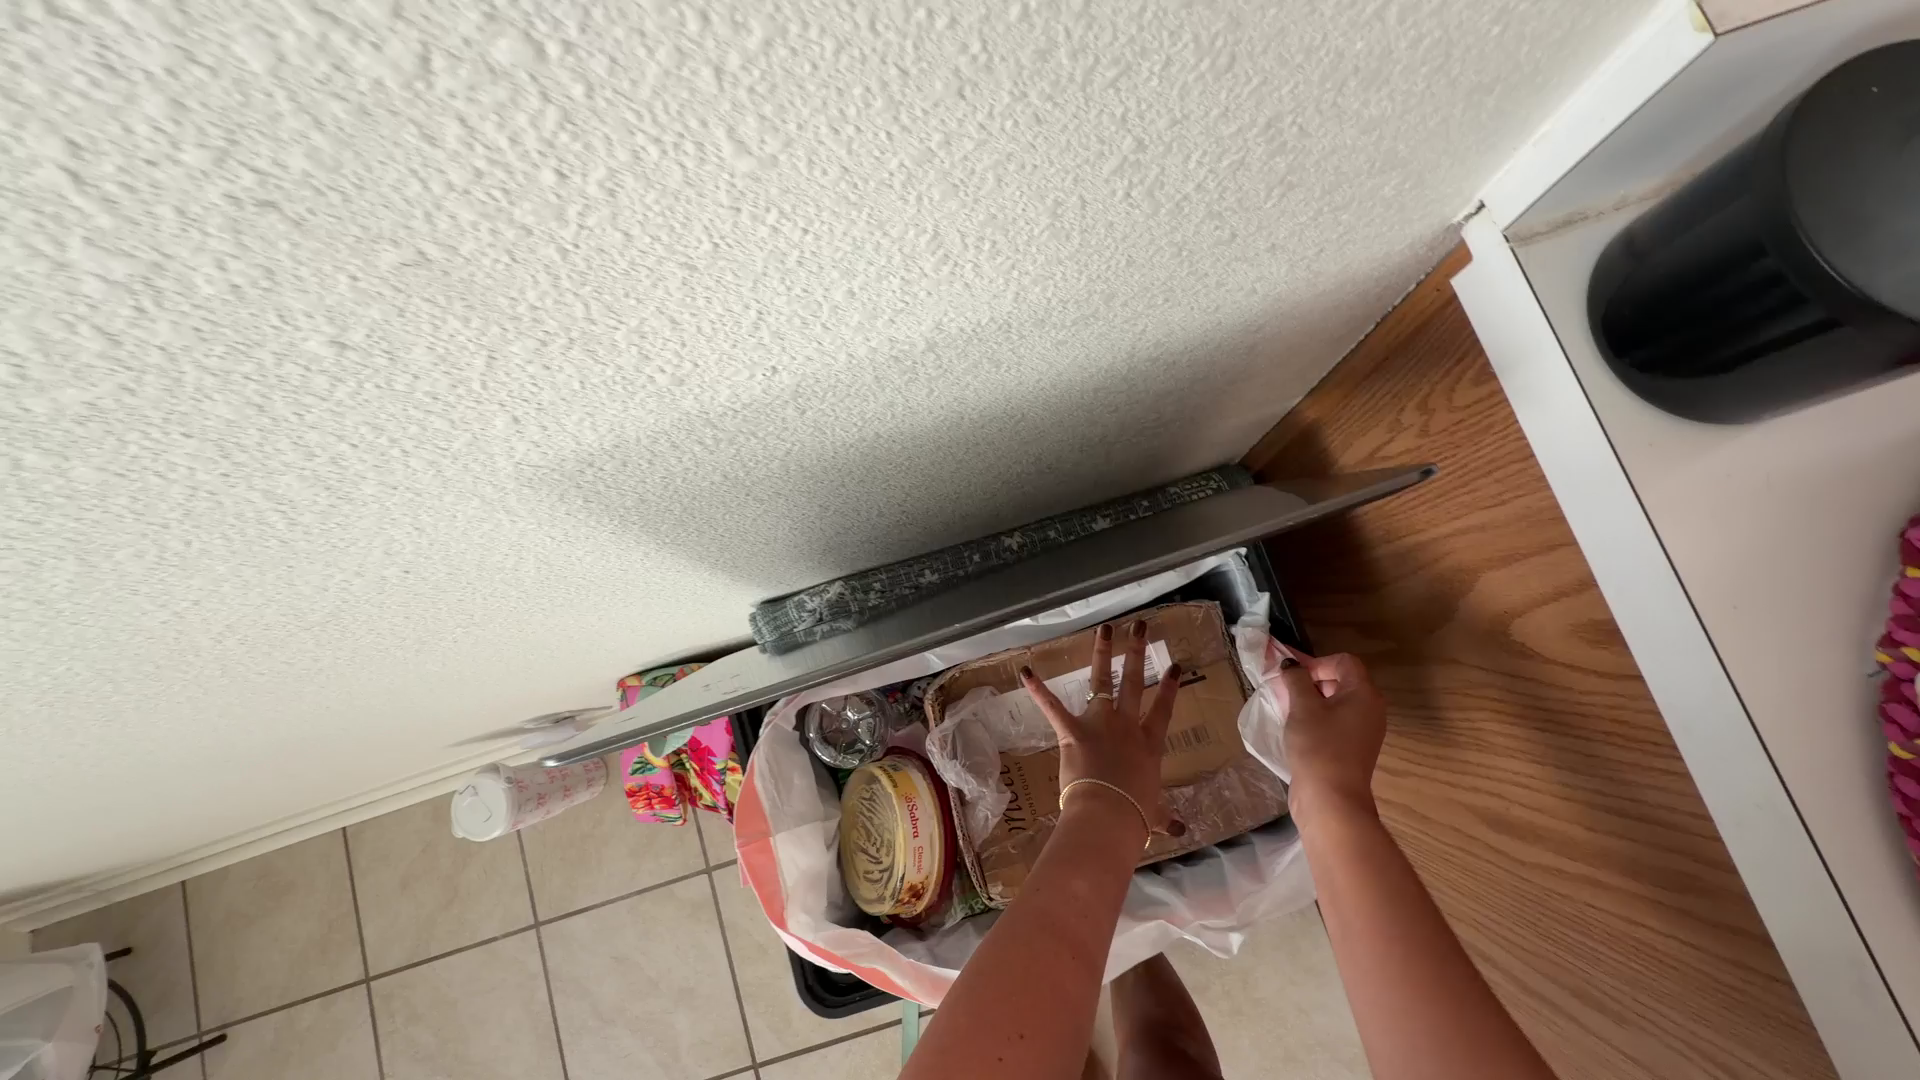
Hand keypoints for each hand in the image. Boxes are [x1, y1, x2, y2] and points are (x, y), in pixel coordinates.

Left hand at [1021, 621, 1182, 841]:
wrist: (1110, 814)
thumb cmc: (1134, 815)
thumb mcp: (1154, 814)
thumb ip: (1165, 817)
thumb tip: (1180, 831)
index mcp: (1149, 744)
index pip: (1163, 710)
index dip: (1169, 688)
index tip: (1174, 666)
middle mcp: (1127, 726)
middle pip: (1134, 682)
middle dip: (1136, 652)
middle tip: (1140, 627)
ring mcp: (1100, 724)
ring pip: (1102, 680)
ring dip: (1102, 653)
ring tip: (1105, 629)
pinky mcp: (1073, 731)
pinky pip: (1053, 706)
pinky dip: (1037, 690)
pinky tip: (1025, 671)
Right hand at [1273, 649, 1387, 824]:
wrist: (1331, 799)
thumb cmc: (1318, 746)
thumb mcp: (1302, 707)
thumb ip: (1295, 679)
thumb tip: (1291, 664)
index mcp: (1364, 694)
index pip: (1344, 661)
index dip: (1317, 663)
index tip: (1293, 677)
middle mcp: (1370, 709)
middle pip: (1342, 680)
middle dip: (1311, 681)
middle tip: (1285, 691)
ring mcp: (1363, 731)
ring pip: (1336, 703)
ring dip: (1311, 700)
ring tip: (1287, 710)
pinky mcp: (1352, 748)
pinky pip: (1335, 722)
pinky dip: (1317, 718)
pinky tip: (1297, 729)